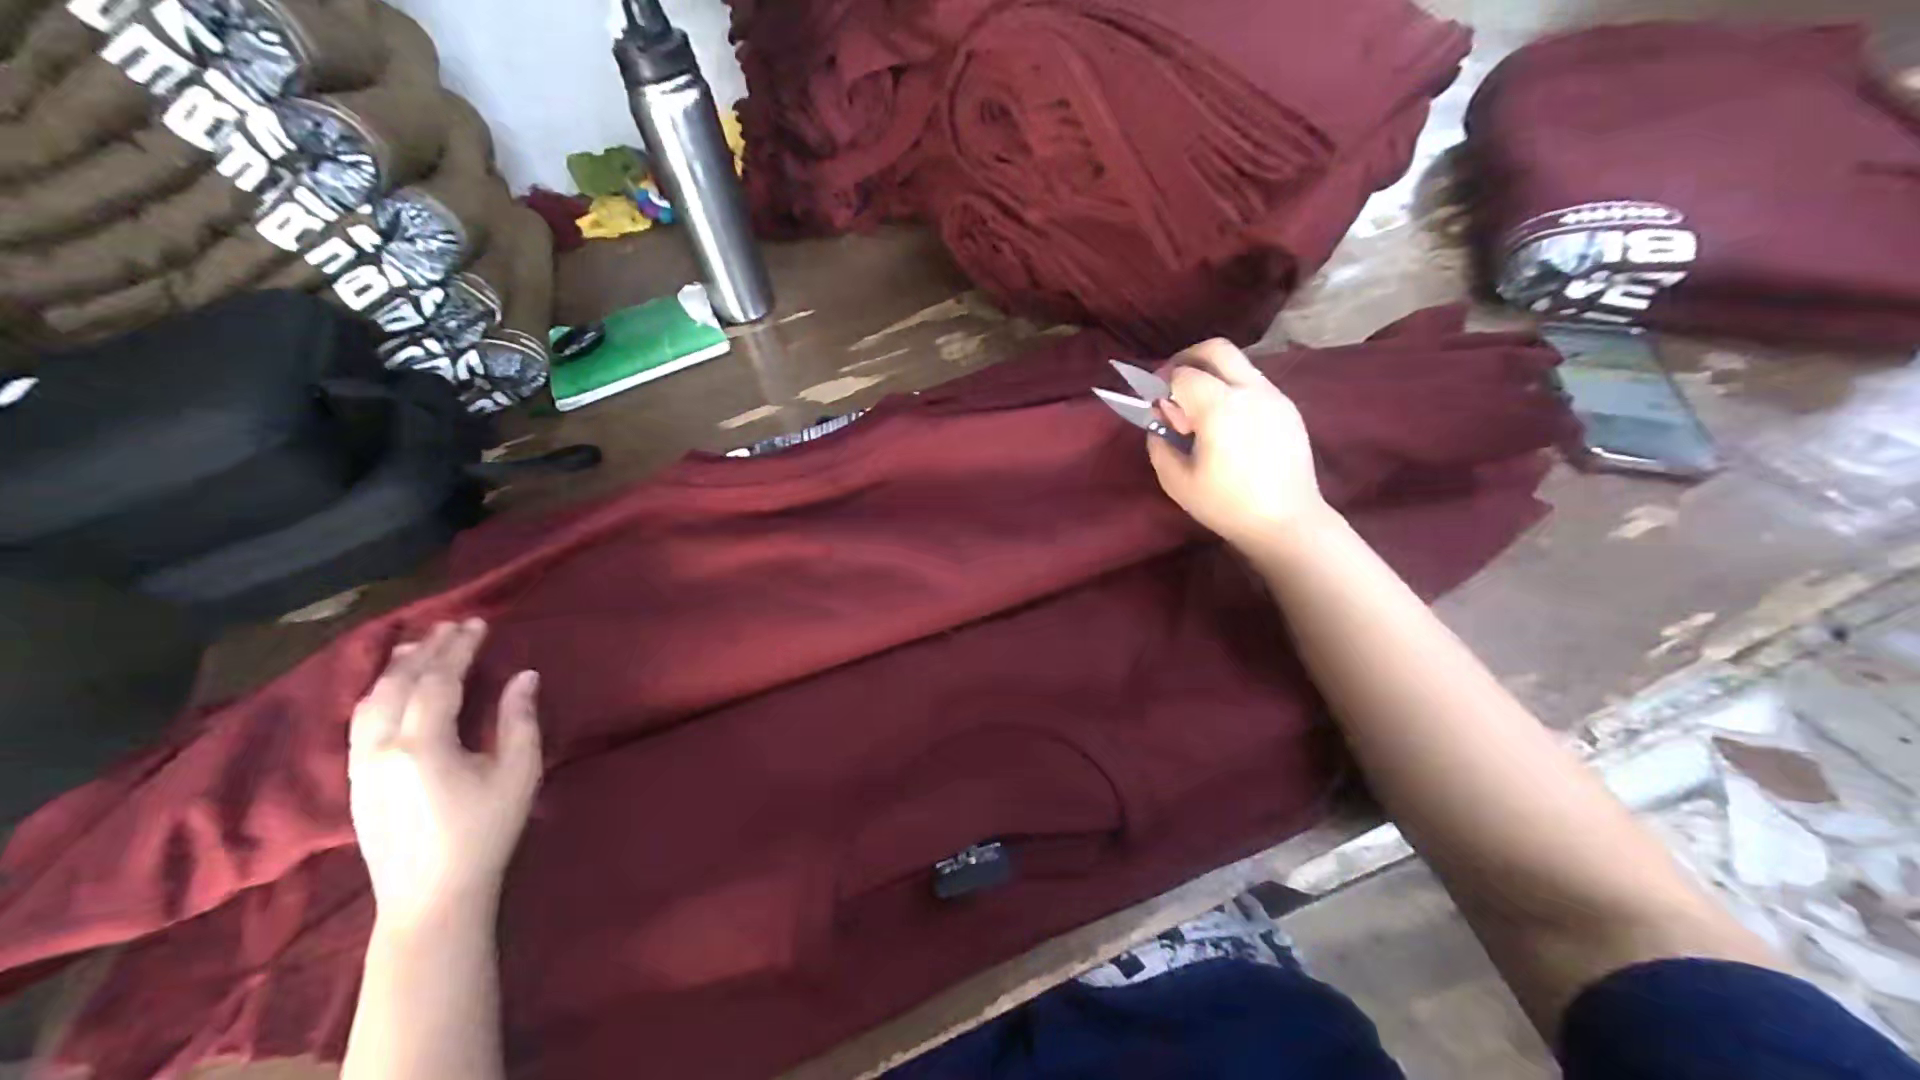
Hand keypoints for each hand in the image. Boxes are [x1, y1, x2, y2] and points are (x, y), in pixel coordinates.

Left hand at [349, 619, 542, 926]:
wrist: (429, 897)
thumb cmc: (484, 833)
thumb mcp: (517, 775)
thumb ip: (519, 721)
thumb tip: (525, 676)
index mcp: (423, 746)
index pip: (439, 680)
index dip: (459, 648)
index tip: (478, 623)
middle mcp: (381, 748)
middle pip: (399, 683)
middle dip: (427, 649)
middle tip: (452, 626)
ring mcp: (360, 765)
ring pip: (370, 700)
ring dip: (396, 667)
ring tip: (418, 645)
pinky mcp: (354, 780)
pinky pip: (359, 721)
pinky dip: (378, 692)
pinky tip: (391, 687)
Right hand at [1147, 338, 1334, 553]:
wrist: (1286, 521)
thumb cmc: (1227, 505)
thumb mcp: (1176, 481)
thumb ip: (1159, 444)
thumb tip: (1159, 425)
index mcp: (1219, 407)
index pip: (1182, 374)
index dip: (1162, 385)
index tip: (1157, 408)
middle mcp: (1249, 390)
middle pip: (1215, 349)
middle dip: (1187, 360)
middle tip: (1173, 387)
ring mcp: (1274, 396)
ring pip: (1238, 363)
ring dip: (1212, 375)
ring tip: (1202, 411)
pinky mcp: (1288, 409)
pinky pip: (1253, 383)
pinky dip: (1233, 390)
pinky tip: (1228, 424)